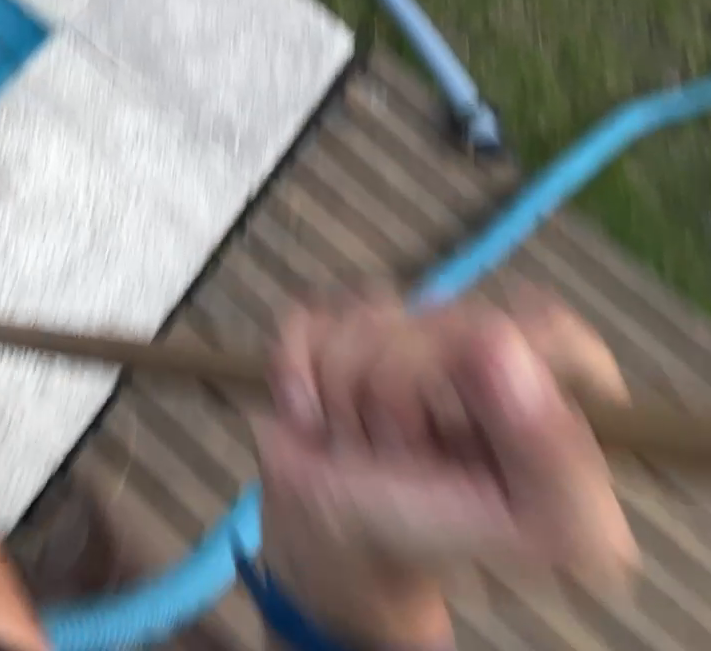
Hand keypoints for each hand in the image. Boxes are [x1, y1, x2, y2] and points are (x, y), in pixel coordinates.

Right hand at [255, 297, 639, 647]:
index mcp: (540, 391)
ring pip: (363, 318)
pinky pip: (305, 322)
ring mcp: (389, 334)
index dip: (505, 365)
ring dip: (345, 396)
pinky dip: (295, 376)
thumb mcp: (534, 531)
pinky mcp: (322, 330)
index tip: (481, 415)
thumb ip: (556, 458)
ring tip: (355, 442)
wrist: (324, 531)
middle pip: (437, 320)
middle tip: (402, 452)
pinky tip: (309, 417)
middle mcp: (470, 350)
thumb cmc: (433, 532)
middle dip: (399, 396)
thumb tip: (498, 345)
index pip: (550, 329)